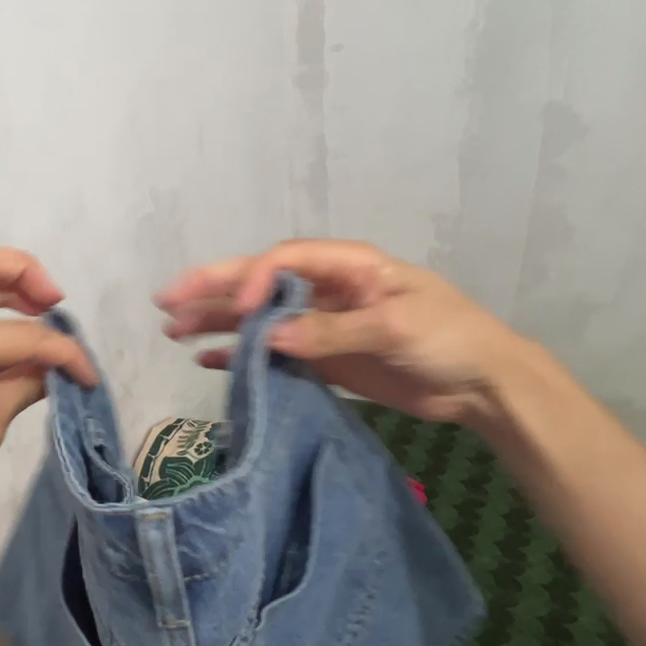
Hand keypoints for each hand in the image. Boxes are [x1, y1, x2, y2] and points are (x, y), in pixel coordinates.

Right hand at [155, 238, 531, 429]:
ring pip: (256, 319)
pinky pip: (270, 353)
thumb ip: (331, 330)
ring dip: (215, 323)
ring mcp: (318, 325)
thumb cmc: (449, 339)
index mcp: (347, 267)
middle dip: (212, 291)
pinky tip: (208, 361)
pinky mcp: (319, 358)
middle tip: (166, 302)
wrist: (479, 385)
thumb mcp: (395, 327)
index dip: (253, 279)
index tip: (239, 311)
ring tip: (173, 331)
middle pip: (258, 284)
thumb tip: (268, 337)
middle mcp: (325, 289)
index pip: (284, 260)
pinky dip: (240, 356)